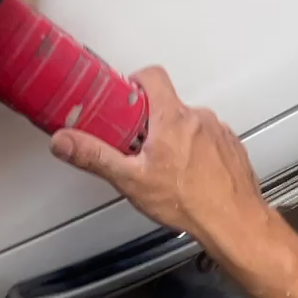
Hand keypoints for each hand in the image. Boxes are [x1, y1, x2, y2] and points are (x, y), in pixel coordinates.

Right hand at [49, 67, 268, 246]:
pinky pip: (208, 139)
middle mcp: (198, 118)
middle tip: (138, 146)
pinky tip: (189, 176)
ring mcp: (218, 131)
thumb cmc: (189, 202)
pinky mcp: (231, 147)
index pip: (152, 75)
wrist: (234, 222)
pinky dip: (197, 152)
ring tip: (165, 167)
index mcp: (172, 118)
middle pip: (168, 104)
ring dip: (176, 139)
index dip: (135, 81)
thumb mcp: (131, 180)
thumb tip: (64, 141)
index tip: (124, 97)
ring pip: (189, 124)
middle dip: (151, 122)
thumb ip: (94, 156)